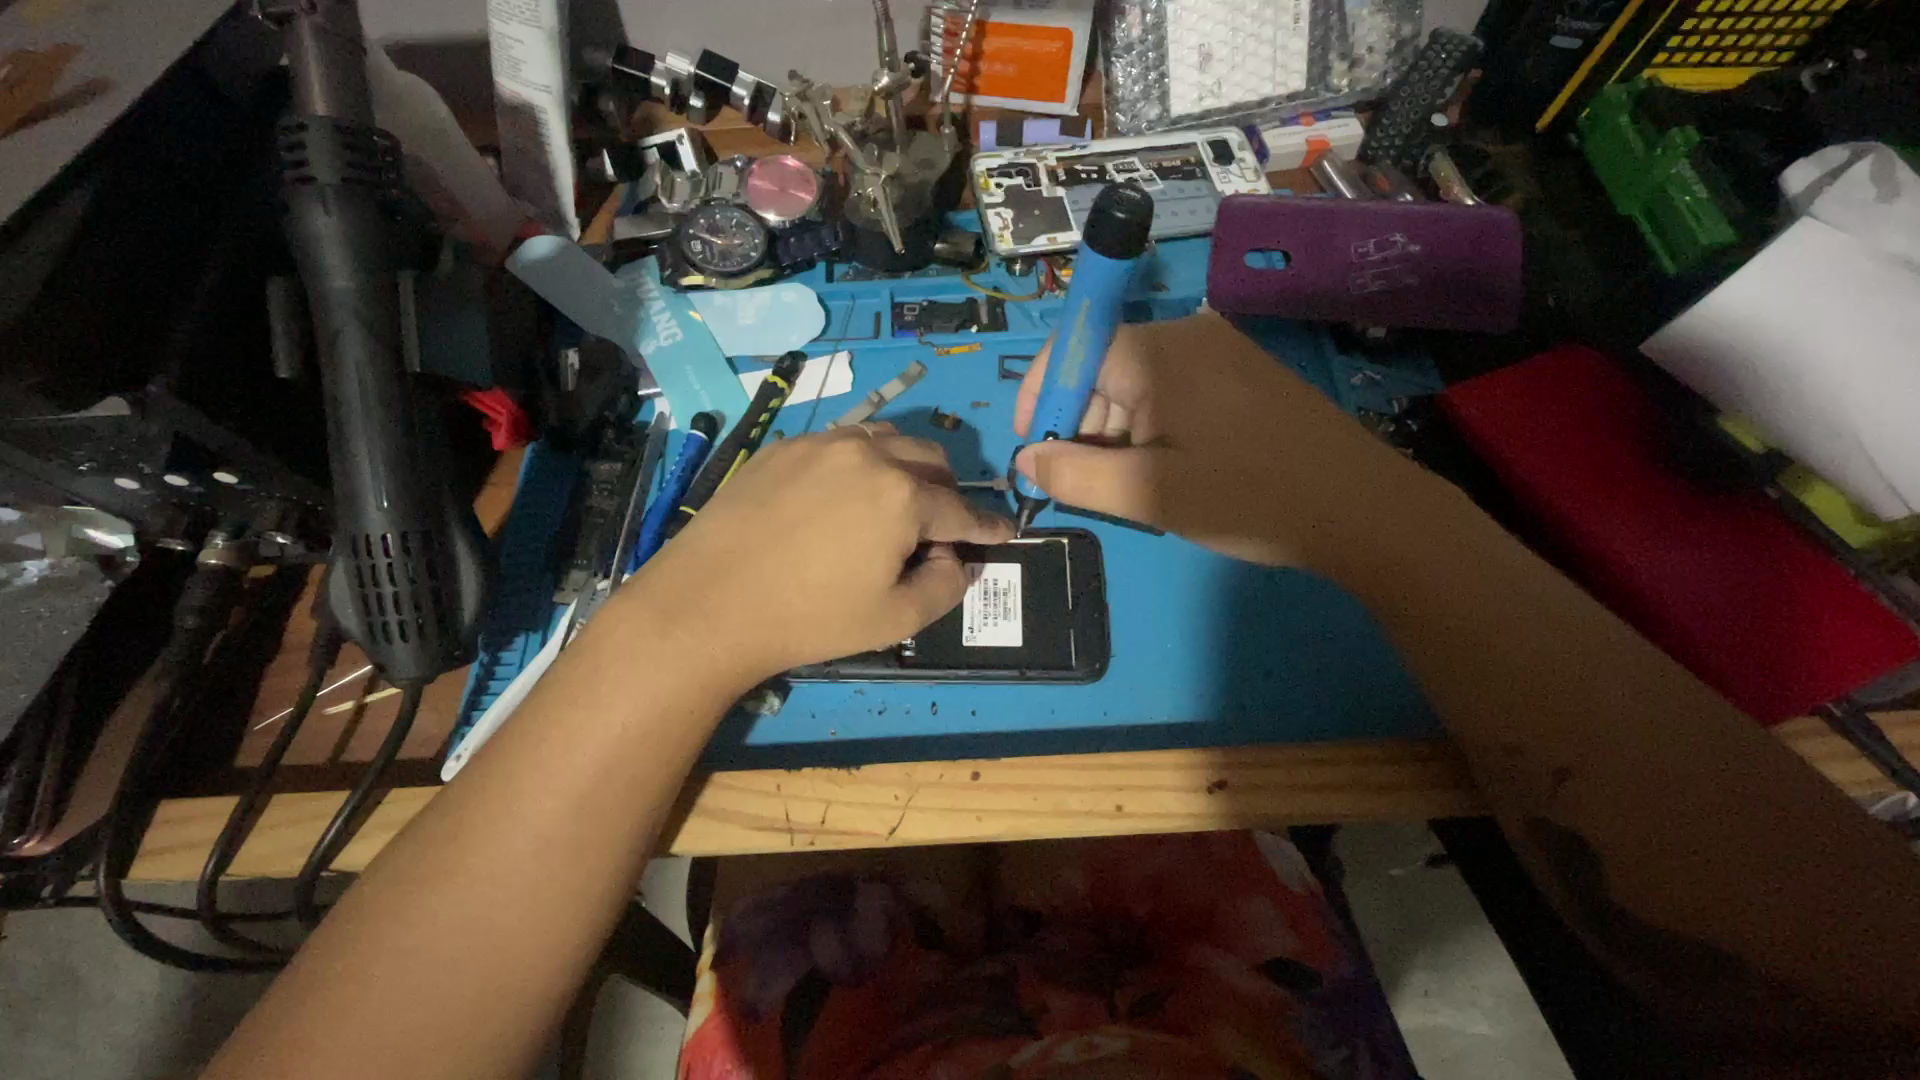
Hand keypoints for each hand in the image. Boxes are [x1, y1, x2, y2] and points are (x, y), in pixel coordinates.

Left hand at [626, 425, 1012, 684]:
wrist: (708, 603)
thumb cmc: (809, 619)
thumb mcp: (894, 618)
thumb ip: (946, 586)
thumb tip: (959, 559)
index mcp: (903, 497)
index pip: (963, 511)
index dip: (989, 526)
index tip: (1006, 531)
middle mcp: (868, 455)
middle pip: (931, 461)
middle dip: (949, 492)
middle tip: (943, 527)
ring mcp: (821, 444)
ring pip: (887, 441)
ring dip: (907, 468)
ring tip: (897, 502)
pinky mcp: (783, 448)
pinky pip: (840, 442)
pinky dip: (861, 462)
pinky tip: (843, 494)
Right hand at [1014, 311, 1407, 568]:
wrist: (1364, 509)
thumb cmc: (1249, 499)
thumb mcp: (1149, 495)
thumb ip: (1075, 474)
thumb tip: (1025, 458)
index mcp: (1159, 352)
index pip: (1073, 350)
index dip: (1040, 397)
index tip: (1032, 449)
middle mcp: (1188, 334)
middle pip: (1105, 366)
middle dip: (1082, 422)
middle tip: (1088, 482)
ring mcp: (1223, 350)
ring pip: (1140, 381)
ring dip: (1119, 430)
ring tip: (1135, 485)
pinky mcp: (1245, 373)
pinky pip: (1175, 389)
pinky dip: (1155, 425)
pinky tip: (1170, 468)